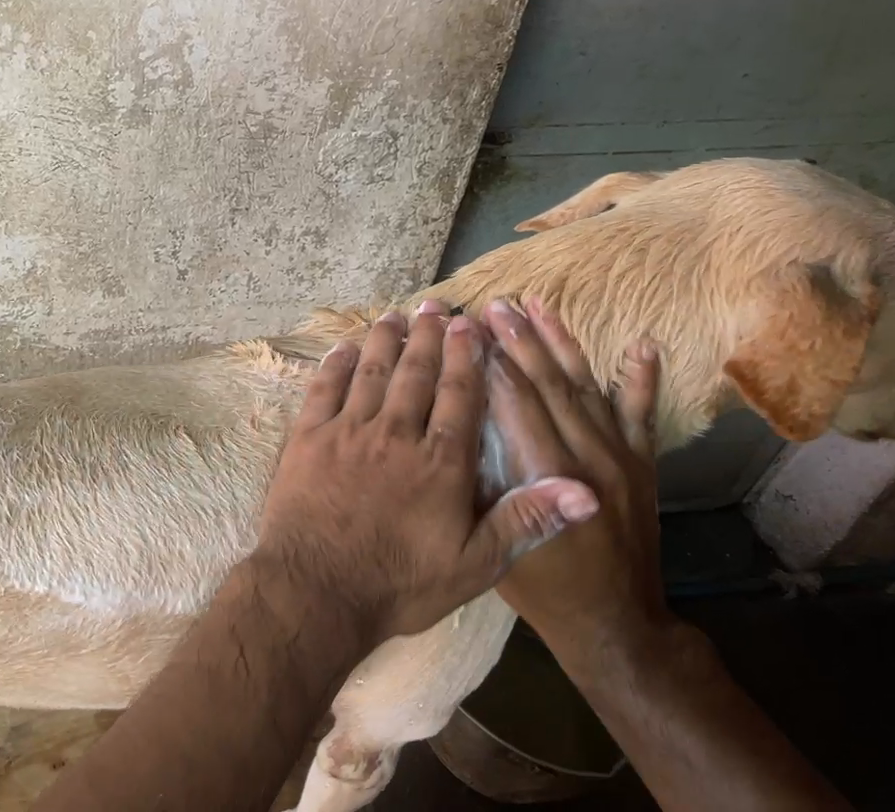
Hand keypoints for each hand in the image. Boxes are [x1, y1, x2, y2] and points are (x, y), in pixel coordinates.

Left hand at [255, 300, 601, 641]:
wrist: (315, 590)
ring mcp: (346, 433)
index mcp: (439, 462)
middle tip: (435, 304)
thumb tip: (587, 492)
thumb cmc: (398, 584)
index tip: (471, 324)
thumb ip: (526, 521)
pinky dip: (334, 365)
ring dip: (384, 341)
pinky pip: (322, 390)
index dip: (466, 357)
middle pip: (415, 374)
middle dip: (428, 336)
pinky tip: (343, 348)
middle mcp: (394, 435)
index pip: (459, 396)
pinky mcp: (306, 439)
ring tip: (395, 315)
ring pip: (370, 373)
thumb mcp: (474, 565)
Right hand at [482, 296, 670, 651]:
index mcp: (547, 473)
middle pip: (549, 385)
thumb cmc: (538, 585)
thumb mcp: (490, 537)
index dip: (491, 361)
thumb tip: (456, 425)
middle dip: (520, 340)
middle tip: (496, 303)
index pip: (515, 402)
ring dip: (562, 344)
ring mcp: (621, 458)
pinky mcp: (643, 466)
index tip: (469, 327)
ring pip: (588, 387)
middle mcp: (589, 456)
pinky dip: (641, 378)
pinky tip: (643, 345)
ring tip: (541, 304)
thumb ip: (479, 480)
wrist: (613, 623)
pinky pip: (641, 414)